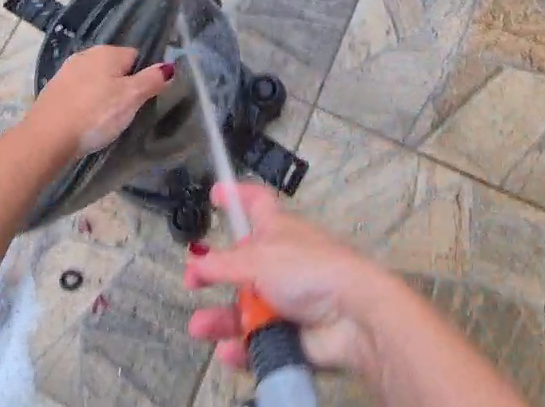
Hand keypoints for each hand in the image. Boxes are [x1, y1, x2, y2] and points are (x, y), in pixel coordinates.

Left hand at [22, 44, 171, 157]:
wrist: (47, 137)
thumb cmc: (95, 115)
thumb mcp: (131, 98)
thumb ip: (152, 80)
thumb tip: (169, 66)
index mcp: (107, 52)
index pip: (135, 56)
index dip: (142, 77)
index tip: (140, 100)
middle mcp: (86, 54)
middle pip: (114, 67)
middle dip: (121, 85)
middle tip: (124, 111)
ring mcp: (66, 71)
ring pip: (95, 79)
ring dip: (102, 94)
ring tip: (104, 119)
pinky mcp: (53, 89)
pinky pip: (78, 91)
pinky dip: (84, 101)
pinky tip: (84, 119)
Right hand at [184, 183, 399, 378]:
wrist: (352, 316)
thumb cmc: (308, 269)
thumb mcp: (258, 259)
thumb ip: (223, 264)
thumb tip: (196, 263)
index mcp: (277, 229)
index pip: (256, 203)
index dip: (237, 195)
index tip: (217, 194)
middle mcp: (280, 261)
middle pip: (241, 265)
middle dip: (215, 274)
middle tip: (191, 281)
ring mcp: (286, 299)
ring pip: (245, 308)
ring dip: (221, 319)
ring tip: (199, 328)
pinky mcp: (291, 334)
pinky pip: (259, 340)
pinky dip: (242, 346)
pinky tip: (227, 350)